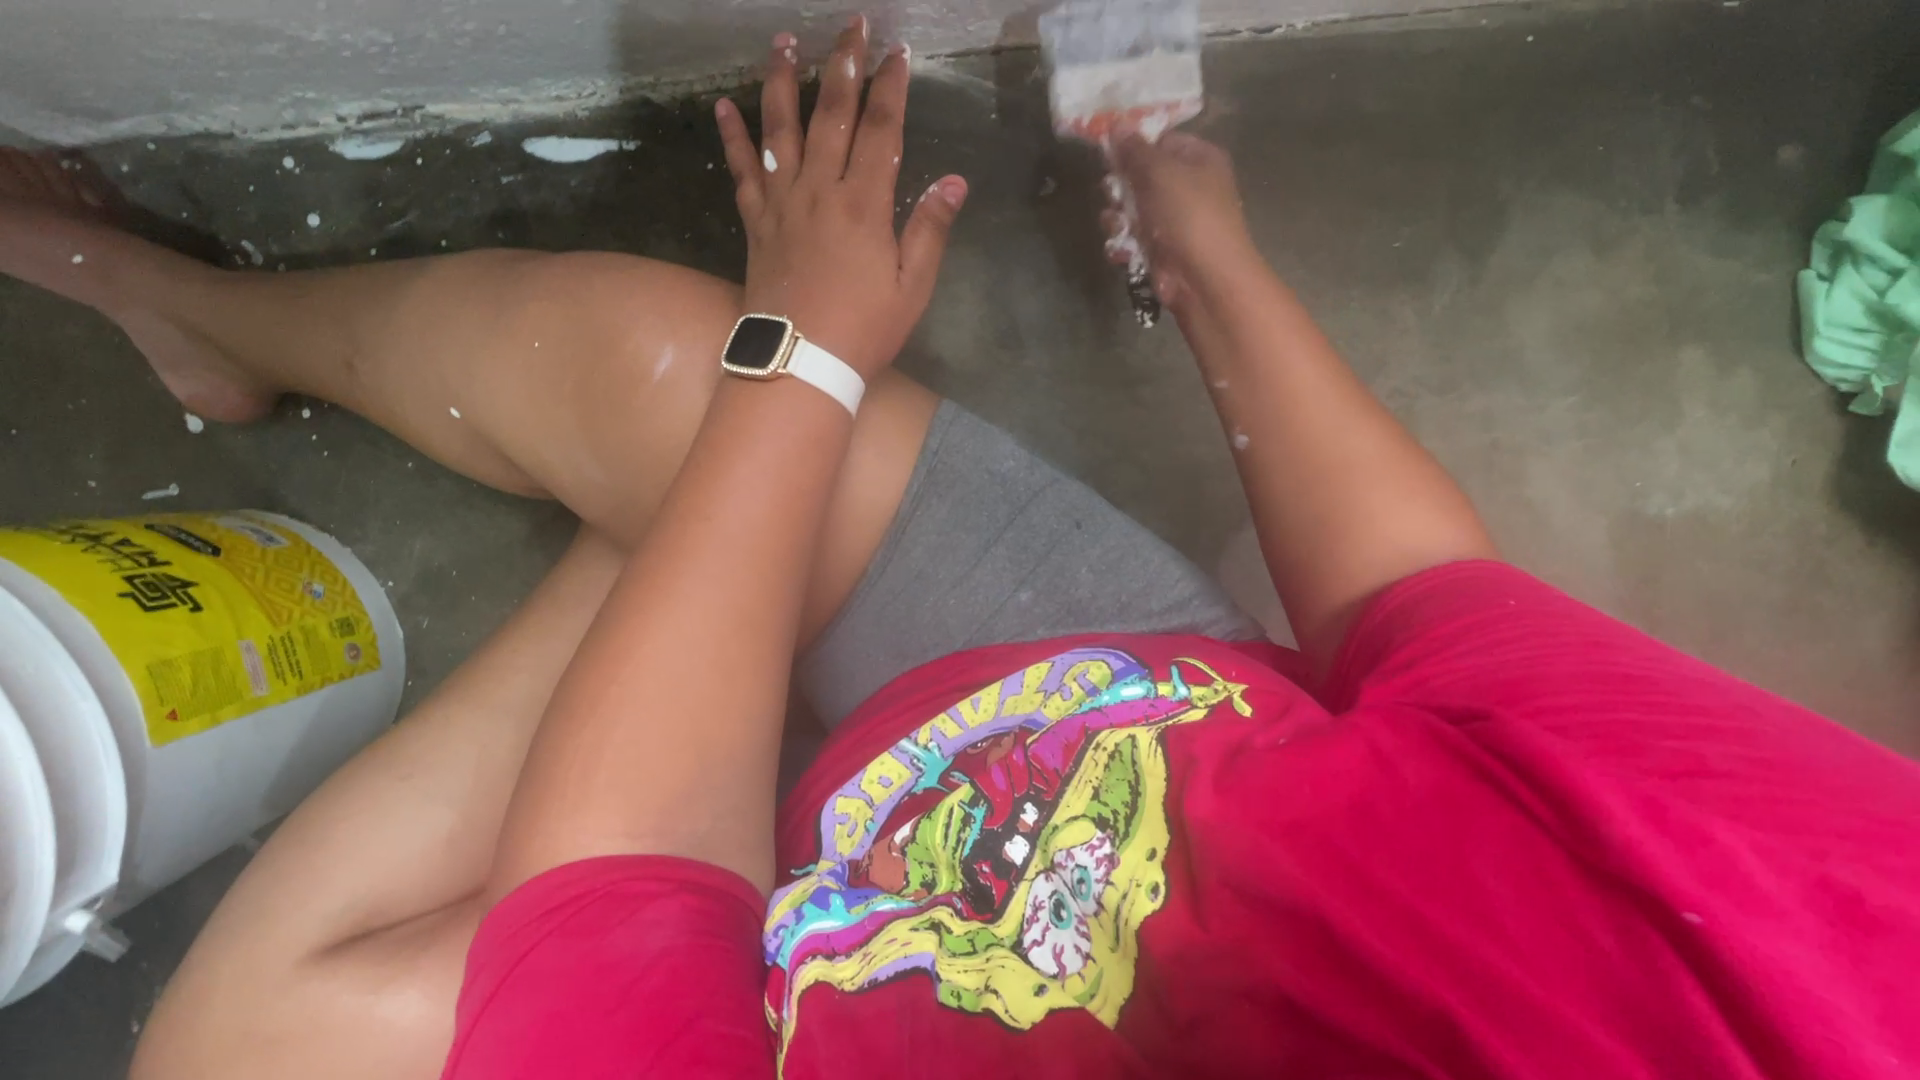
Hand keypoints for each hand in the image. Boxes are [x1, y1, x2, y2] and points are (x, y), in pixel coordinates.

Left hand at [715, 16, 967, 377]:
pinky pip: (742, 170)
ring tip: (783, 42)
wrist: (800, 362)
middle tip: (848, 25)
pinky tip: (722, 106)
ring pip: (780, 129)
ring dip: (783, 81)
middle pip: (831, 114)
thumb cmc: (864, 330)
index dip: (891, 88)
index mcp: (864, 204)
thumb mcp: (912, 288)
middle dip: (842, 65)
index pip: (881, 130)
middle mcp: (820, 190)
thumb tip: (953, 181)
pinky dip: (733, 137)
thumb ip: (930, 231)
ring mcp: (783, 203)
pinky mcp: (756, 223)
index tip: (897, 52)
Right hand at [1105, 133, 1259, 311]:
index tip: (1110, 154)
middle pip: (1141, 177)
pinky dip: (1124, 245)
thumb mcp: (1160, 172)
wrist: (1204, 277)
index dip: (1135, 147)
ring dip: (1117, 220)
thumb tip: (1117, 126)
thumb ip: (1135, 150)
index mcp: (1199, 159)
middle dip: (1121, 188)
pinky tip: (1122, 251)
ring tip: (1118, 228)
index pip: (1161, 142)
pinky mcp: (1160, 251)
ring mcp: (1173, 222)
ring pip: (1131, 211)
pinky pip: (1132, 240)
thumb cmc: (1188, 215)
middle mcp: (1187, 187)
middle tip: (1114, 195)